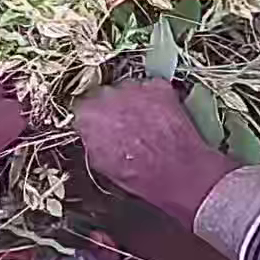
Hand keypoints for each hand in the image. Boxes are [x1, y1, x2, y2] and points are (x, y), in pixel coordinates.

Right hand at [73, 80, 239, 225]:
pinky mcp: (159, 86)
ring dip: (133, 101)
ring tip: (145, 124)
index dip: (92, 117)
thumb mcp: (100, 163)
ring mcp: (135, 87)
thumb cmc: (140, 174)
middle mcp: (108, 94)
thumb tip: (90, 131)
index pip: (82, 106)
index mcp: (88, 114)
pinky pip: (151, 88)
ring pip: (128, 88)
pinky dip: (155, 99)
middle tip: (124, 125)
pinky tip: (159, 118)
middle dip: (112, 107)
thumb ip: (90, 138)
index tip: (99, 123)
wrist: (177, 172)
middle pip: (104, 94)